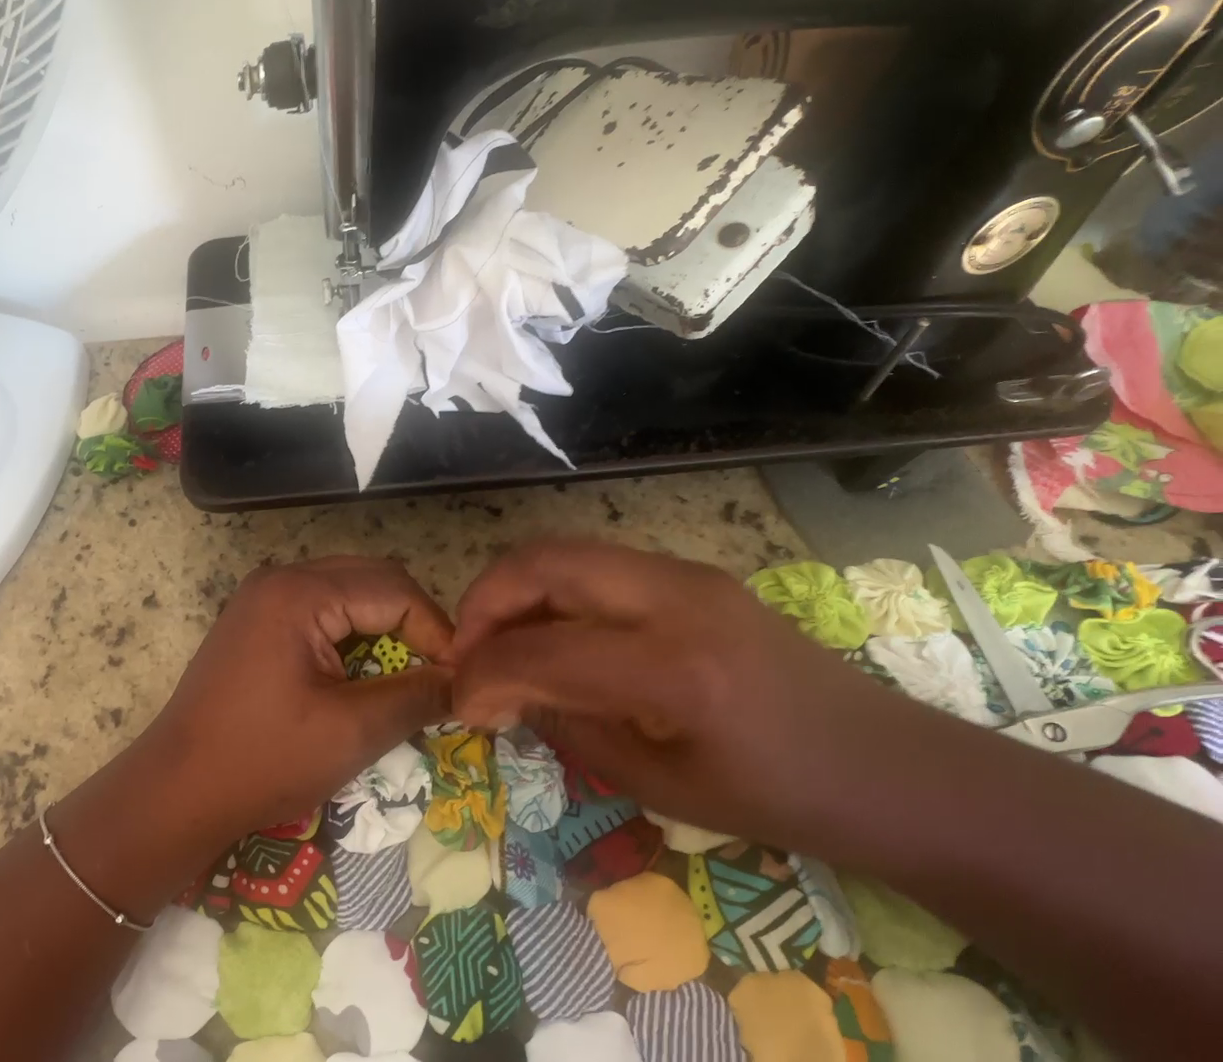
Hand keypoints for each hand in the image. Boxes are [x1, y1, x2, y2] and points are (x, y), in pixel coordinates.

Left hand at [133, 557, 455, 844]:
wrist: (176, 793)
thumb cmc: (264, 760)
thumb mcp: (353, 731)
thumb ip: (417, 695)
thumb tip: (467, 680)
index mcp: (299, 592)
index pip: (395, 589)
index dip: (438, 632)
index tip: (462, 679)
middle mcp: (278, 579)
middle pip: (371, 580)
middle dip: (414, 623)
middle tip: (440, 674)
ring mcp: (260, 599)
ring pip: (346, 594)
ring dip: (383, 628)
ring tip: (408, 676)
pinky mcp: (253, 624)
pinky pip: (318, 612)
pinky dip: (350, 636)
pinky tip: (363, 675)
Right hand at [448, 539, 946, 852]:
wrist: (889, 768)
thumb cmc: (777, 798)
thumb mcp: (657, 784)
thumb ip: (567, 727)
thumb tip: (500, 694)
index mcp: (673, 668)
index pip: (538, 648)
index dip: (480, 674)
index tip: (460, 706)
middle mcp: (677, 598)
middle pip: (542, 562)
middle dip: (484, 603)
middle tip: (466, 655)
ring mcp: (689, 574)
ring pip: (566, 552)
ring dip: (516, 592)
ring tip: (500, 646)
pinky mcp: (694, 574)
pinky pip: (599, 566)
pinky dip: (554, 592)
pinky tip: (552, 637)